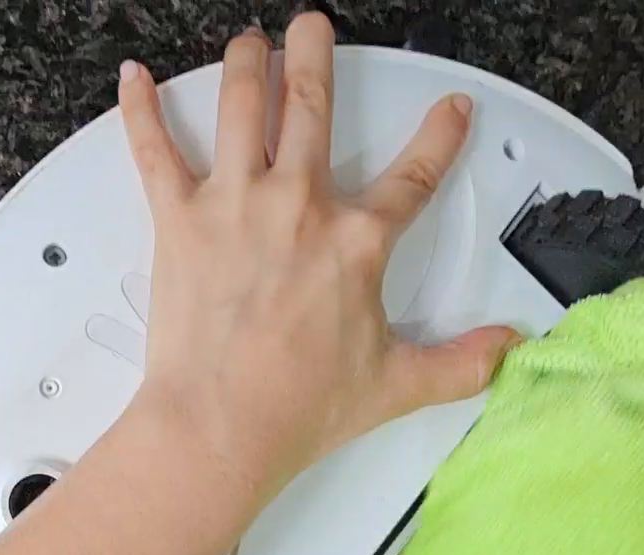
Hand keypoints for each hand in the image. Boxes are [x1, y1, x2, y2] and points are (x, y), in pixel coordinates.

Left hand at [116, 13, 520, 496]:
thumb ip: (460, 364)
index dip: (438, 139)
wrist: (223, 425)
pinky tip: (135, 81)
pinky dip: (142, 111)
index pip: (413, 177)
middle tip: (312, 28)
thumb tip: (509, 349)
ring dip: (247, 64)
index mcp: (355, 242)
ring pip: (241, 106)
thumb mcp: (396, 386)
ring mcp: (234, 205)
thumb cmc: (298, 407)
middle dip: (313, 57)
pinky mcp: (179, 223)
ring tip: (249, 43)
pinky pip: (155, 151)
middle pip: (310, 107)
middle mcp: (297, 205)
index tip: (449, 111)